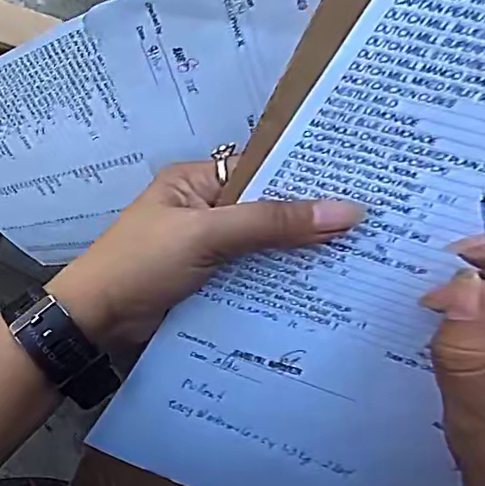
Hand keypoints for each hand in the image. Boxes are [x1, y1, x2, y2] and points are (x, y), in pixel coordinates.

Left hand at [46, 161, 362, 348]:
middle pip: (270, 209)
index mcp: (196, 182)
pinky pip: (253, 276)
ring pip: (265, 247)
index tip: (375, 181)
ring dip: (304, 256)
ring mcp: (206, 248)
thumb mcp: (203, 235)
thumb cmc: (139, 264)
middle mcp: (204, 208)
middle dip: (316, 220)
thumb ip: (270, 222)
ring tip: (375, 258)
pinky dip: (281, 283)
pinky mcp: (209, 281)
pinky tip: (329, 291)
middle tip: (389, 224)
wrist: (95, 319)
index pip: (266, 167)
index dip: (314, 174)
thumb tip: (348, 210)